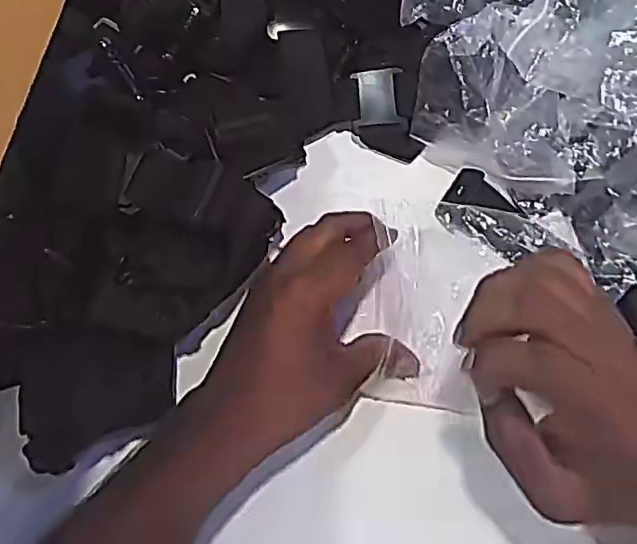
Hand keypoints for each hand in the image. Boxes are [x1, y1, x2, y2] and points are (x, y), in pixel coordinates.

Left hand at [187, 211, 417, 461]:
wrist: (232, 412)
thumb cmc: (283, 397)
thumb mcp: (340, 377)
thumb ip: (376, 355)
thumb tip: (404, 354)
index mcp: (308, 291)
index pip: (347, 253)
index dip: (372, 242)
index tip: (390, 237)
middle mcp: (285, 277)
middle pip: (321, 233)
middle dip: (351, 224)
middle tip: (375, 227)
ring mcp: (267, 281)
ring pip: (301, 240)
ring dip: (328, 233)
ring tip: (353, 239)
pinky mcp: (258, 292)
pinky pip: (287, 254)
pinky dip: (309, 247)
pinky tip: (320, 264)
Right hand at [457, 249, 636, 537]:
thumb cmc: (616, 477)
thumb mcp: (559, 495)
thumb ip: (512, 449)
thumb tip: (488, 394)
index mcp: (600, 402)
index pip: (535, 357)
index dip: (491, 363)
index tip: (481, 380)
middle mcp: (605, 351)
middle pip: (535, 302)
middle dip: (485, 316)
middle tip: (470, 341)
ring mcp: (604, 321)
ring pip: (542, 275)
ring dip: (499, 290)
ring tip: (483, 318)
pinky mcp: (600, 304)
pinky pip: (558, 264)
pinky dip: (525, 270)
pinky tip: (510, 295)